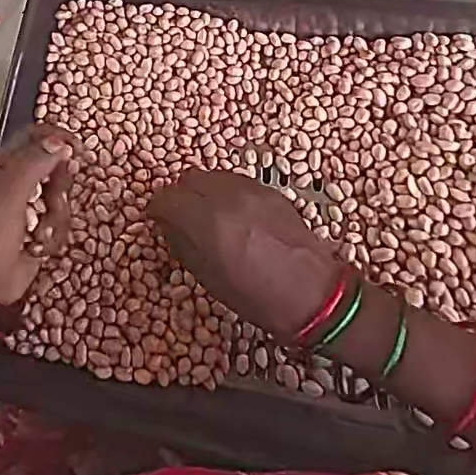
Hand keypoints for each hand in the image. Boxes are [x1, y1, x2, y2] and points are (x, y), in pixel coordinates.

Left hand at [0, 125, 77, 305]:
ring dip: (55, 216)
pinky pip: (61, 220)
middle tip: (51, 199)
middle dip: (58, 186)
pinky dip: (53, 234)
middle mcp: (14, 180)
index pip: (34, 136)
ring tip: (37, 230)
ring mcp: (28, 204)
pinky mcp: (39, 227)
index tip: (76, 147)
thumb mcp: (7, 194)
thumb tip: (59, 142)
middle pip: (54, 166)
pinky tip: (36, 244)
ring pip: (61, 195)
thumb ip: (34, 162)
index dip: (56, 138)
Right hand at [147, 170, 345, 338]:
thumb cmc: (259, 298)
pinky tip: (232, 215)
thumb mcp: (210, 278)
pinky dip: (223, 192)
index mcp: (208, 223)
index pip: (166, 198)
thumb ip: (183, 243)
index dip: (157, 209)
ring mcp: (250, 190)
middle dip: (178, 197)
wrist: (317, 296)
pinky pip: (233, 181)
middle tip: (180, 218)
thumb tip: (167, 224)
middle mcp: (227, 198)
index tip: (157, 219)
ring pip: (210, 176)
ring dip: (201, 192)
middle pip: (186, 180)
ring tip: (207, 217)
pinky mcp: (269, 190)